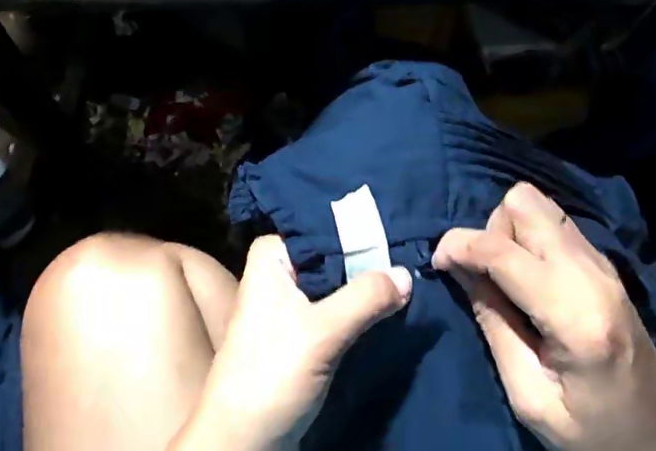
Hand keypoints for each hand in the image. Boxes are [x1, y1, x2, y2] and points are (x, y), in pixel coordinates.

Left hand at [176, 235, 411, 450]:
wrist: (242, 440)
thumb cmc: (271, 374)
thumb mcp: (321, 333)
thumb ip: (364, 299)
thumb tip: (406, 271)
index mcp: (272, 252)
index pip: (324, 226)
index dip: (361, 229)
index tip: (401, 228)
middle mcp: (278, 268)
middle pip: (333, 255)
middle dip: (368, 260)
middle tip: (413, 254)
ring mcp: (288, 300)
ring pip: (336, 283)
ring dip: (366, 287)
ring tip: (411, 277)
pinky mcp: (299, 330)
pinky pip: (335, 307)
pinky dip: (359, 309)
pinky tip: (391, 306)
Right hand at [433, 184, 655, 450]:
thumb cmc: (597, 433)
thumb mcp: (531, 398)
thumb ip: (491, 324)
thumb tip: (457, 267)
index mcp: (575, 315)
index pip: (500, 249)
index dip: (457, 246)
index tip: (439, 265)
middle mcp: (590, 274)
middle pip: (521, 203)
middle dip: (490, 230)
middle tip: (487, 273)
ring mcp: (601, 261)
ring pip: (534, 201)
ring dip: (509, 227)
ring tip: (509, 273)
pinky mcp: (602, 259)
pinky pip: (550, 217)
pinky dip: (527, 232)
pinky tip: (530, 273)